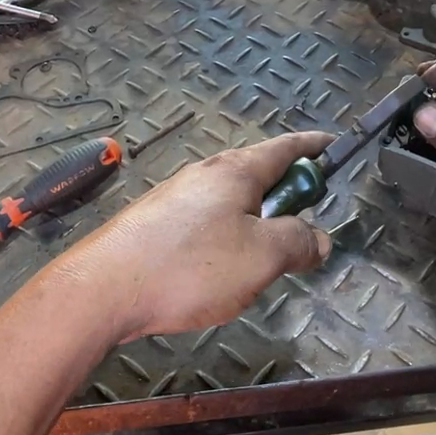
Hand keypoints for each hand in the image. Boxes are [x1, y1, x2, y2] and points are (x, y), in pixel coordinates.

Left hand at [50, 131, 335, 343]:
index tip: (333, 145)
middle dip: (286, 193)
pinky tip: (218, 272)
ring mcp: (175, 197)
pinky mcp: (155, 224)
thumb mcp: (261, 257)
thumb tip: (319, 238)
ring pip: (231, 201)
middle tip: (304, 224)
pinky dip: (226, 237)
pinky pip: (206, 222)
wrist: (102, 289)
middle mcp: (205, 174)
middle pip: (257, 174)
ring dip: (255, 220)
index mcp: (236, 170)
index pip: (285, 147)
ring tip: (261, 261)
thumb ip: (298, 243)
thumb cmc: (190, 266)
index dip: (313, 146)